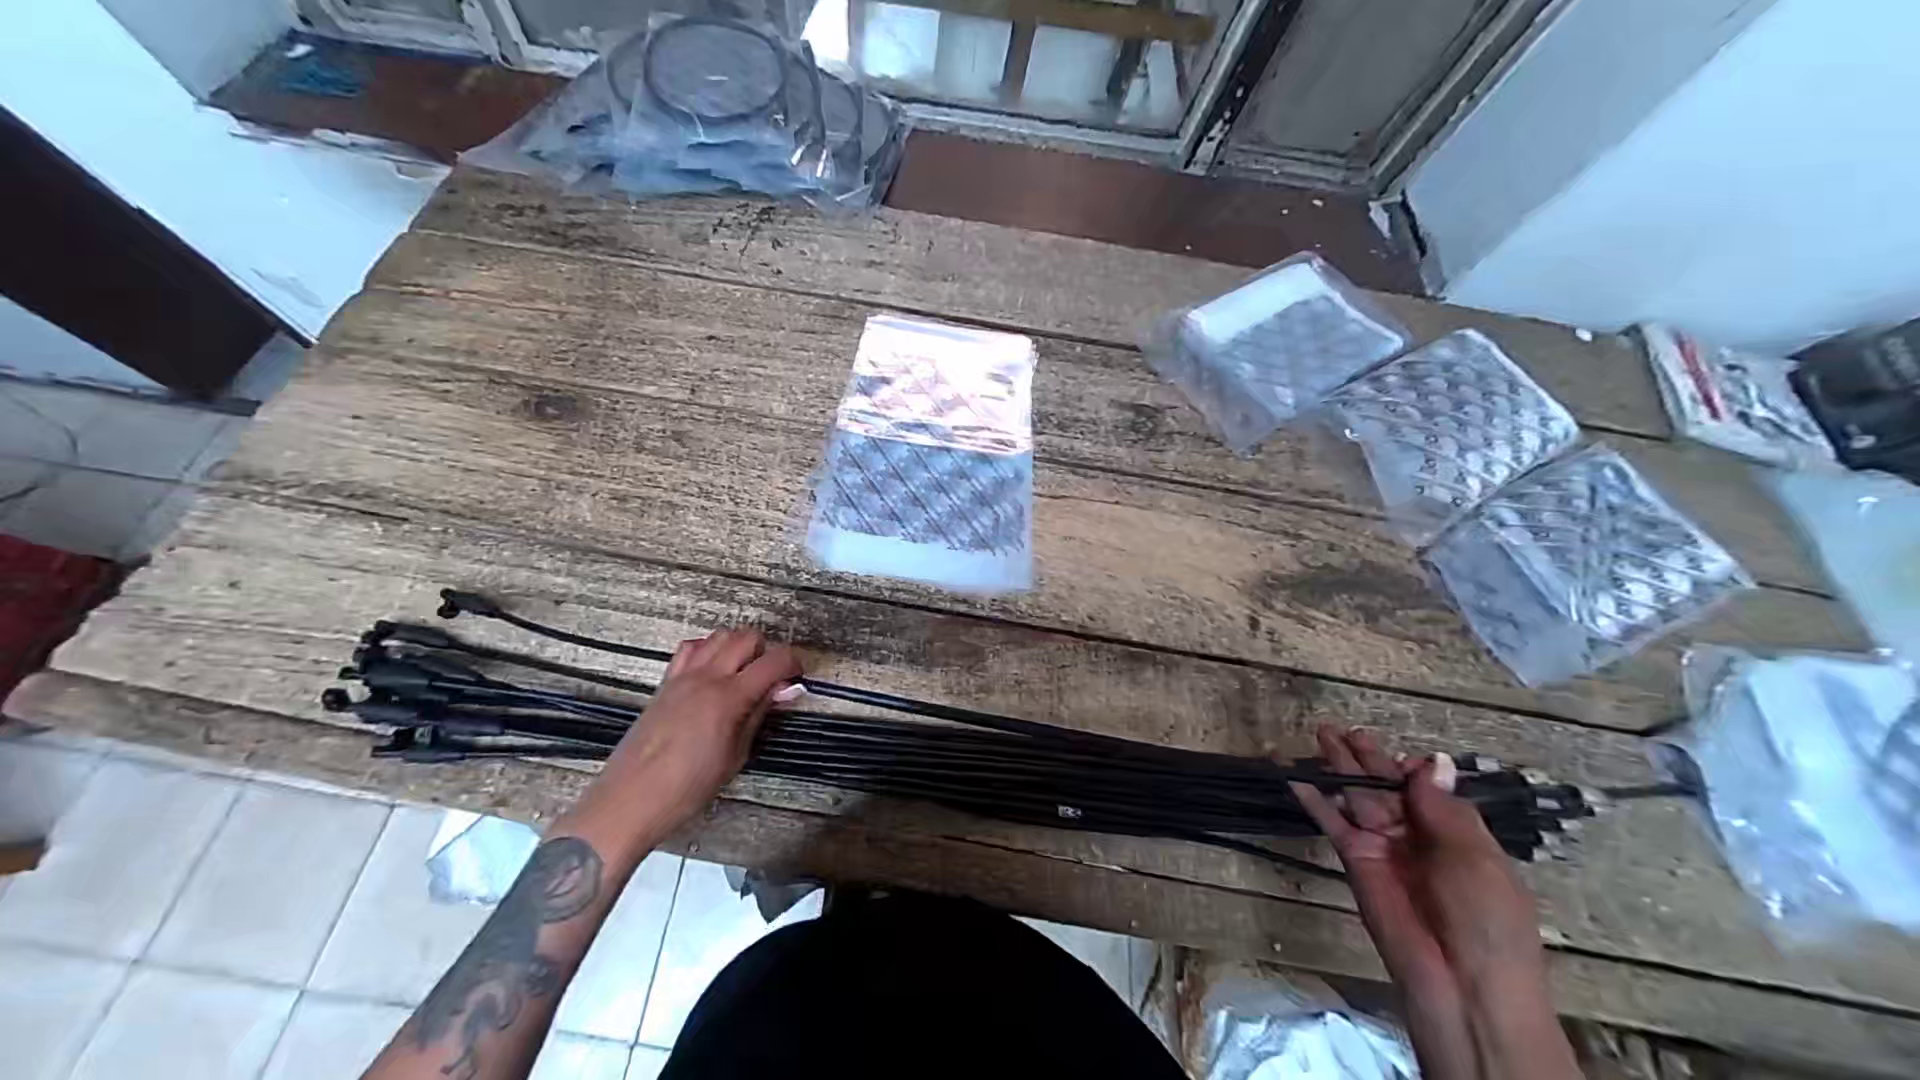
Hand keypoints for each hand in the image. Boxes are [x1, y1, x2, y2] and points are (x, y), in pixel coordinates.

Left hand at [585, 628, 801, 838]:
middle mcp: (705, 678)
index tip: (797, 677)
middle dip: (766, 651)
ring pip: (719, 636)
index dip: (793, 663)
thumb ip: (759, 714)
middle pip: (746, 637)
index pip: (773, 661)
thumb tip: (784, 691)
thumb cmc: (686, 787)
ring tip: (744, 673)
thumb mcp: (736, 754)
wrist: (632, 799)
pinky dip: (708, 650)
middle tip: (771, 678)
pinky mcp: (665, 684)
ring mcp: (682, 677)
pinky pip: (690, 649)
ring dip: (738, 646)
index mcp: (728, 697)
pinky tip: (713, 672)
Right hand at [1289, 726, 1575, 1079]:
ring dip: (1338, 766)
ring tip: (1319, 735)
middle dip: (1365, 756)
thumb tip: (1430, 759)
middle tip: (1341, 729)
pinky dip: (1314, 800)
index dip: (1411, 769)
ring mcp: (1383, 846)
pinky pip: (1333, 822)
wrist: (1461, 983)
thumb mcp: (1476, 858)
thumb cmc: (1486, 920)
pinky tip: (1295, 777)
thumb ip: (1443, 807)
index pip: (1427, 789)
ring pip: (1356, 795)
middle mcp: (1417, 835)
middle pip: (1386, 786)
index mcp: (1457, 834)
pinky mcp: (1355, 858)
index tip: (1400, 755)